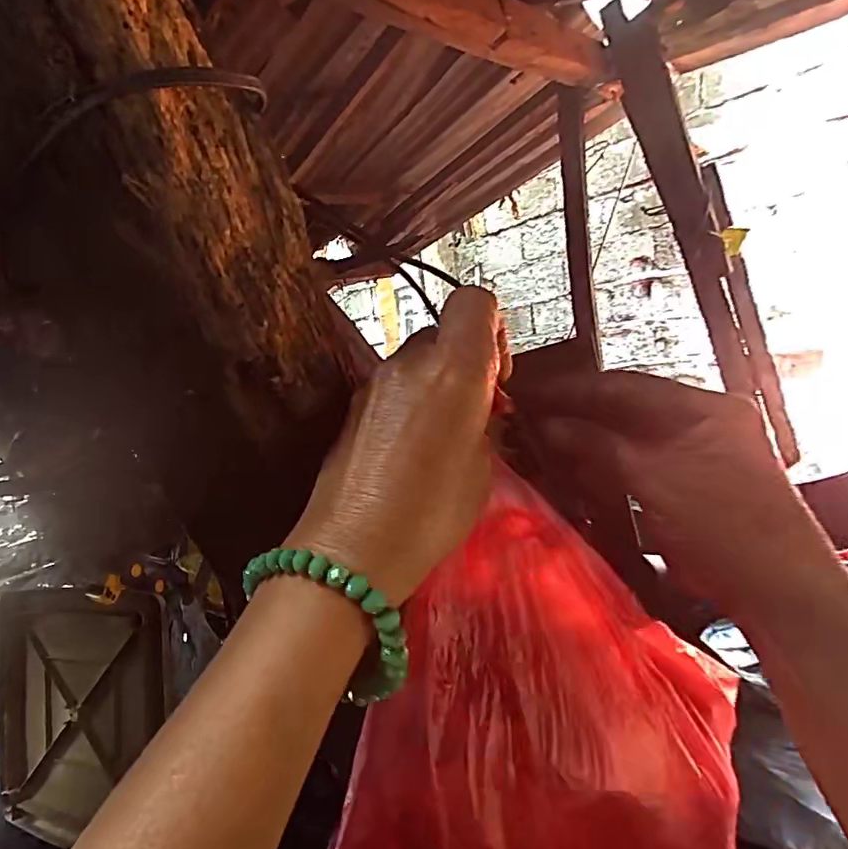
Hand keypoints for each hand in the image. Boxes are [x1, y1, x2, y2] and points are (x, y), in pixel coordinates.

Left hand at [283, 286, 509, 604]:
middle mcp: (405, 366)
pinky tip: (410, 448)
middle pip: (440, 333)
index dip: (493, 328)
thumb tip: (481, 404)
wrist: (351, 546)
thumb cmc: (428, 513)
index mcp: (450, 370)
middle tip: (476, 411)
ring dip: (433, 384)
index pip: (473, 302)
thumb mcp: (482, 466)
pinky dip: (406, 403)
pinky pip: (389, 390)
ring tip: (443, 436)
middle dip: (463, 362)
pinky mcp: (349, 409)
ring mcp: (370, 386)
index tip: (498, 374)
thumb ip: (485, 419)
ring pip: (412, 363)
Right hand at [523, 371, 834, 611]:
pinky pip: (631, 459)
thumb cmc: (726, 525)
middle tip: (526, 414)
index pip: (621, 385)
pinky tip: (571, 465)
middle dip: (572, 412)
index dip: (568, 389)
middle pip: (622, 407)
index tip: (528, 392)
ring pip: (623, 434)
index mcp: (705, 407)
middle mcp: (702, 423)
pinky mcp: (684, 482)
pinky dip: (599, 460)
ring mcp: (694, 452)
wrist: (772, 585)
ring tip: (538, 437)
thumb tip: (548, 426)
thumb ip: (593, 444)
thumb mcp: (649, 476)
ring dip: (582, 437)